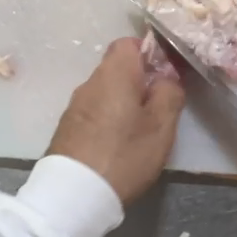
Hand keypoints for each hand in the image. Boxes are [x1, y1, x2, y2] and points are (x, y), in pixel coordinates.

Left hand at [46, 38, 183, 204]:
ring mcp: (75, 106)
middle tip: (160, 105)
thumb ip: (169, 94)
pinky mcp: (68, 128)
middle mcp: (89, 83)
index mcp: (113, 74)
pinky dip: (109, 118)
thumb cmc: (124, 155)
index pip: (129, 42)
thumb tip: (166, 78)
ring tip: (141, 127)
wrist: (74, 194)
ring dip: (124, 102)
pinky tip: (119, 141)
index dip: (150, 52)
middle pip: (117, 68)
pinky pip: (95, 111)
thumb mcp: (160, 126)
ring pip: (106, 91)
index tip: (166, 74)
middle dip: (139, 80)